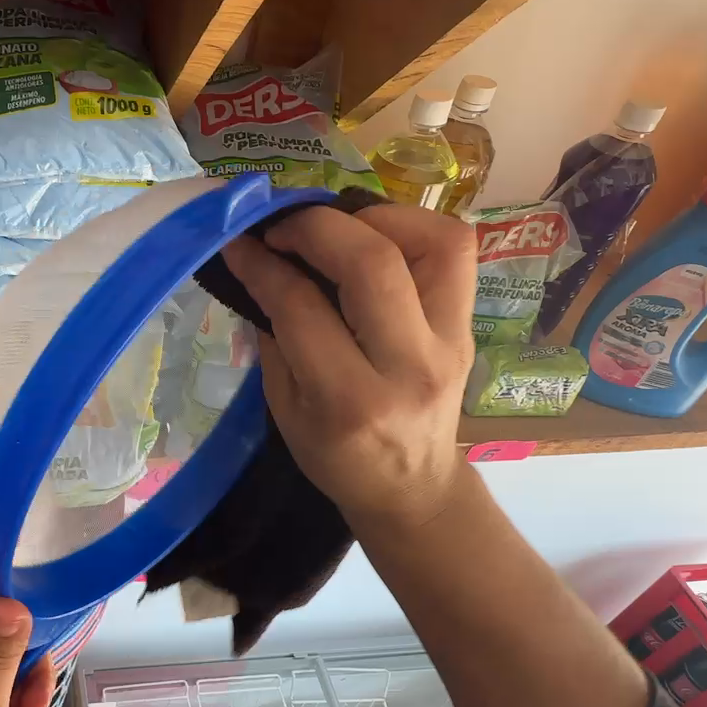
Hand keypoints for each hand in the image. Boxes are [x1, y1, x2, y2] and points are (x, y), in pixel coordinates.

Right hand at [221, 203, 476, 531]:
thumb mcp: (286, 411)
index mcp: (349, 401)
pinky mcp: (468, 326)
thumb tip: (263, 268)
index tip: (238, 245)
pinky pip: (452, 252)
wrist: (412, 489)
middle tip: (282, 228)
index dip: (263, 266)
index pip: (302, 308)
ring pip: (433, 242)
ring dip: (376, 217)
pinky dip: (411, 227)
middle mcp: (408, 366)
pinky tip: (374, 238)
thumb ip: (276, 339)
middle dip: (316, 227)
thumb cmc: (336, 459)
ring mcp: (451, 343)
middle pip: (373, 263)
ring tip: (337, 228)